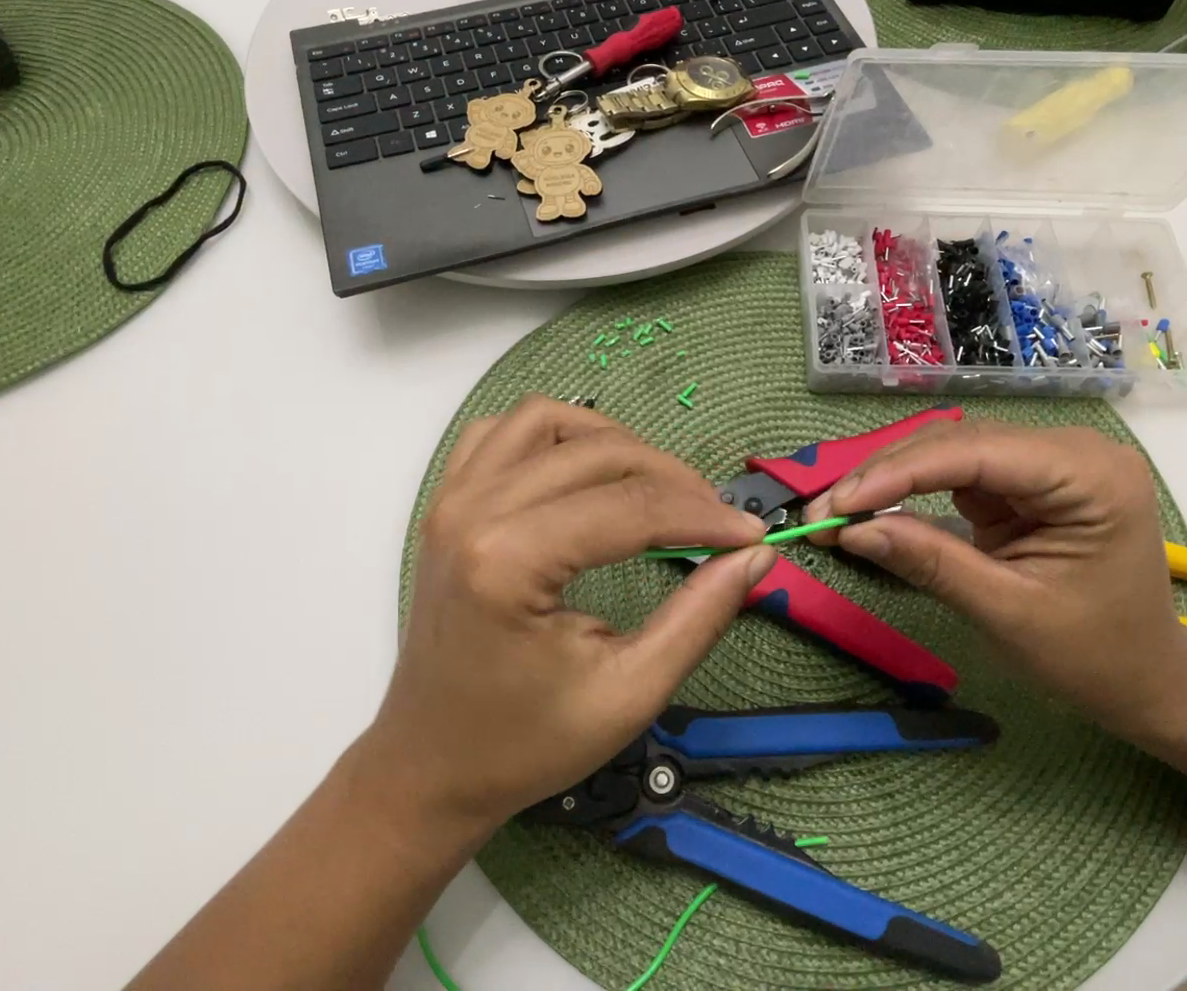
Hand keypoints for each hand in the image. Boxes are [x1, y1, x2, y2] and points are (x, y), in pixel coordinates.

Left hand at [359, 396, 775, 833]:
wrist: (431, 766)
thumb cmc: (524, 743)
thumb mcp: (628, 692)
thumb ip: (699, 617)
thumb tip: (755, 556)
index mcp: (508, 562)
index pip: (630, 506)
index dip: (704, 515)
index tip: (753, 534)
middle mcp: (472, 512)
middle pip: (596, 452)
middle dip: (671, 478)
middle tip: (716, 520)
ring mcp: (450, 501)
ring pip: (546, 421)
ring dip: (612, 442)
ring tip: (657, 489)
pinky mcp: (445, 504)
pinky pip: (501, 434)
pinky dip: (553, 437)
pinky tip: (585, 474)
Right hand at [806, 421, 1186, 737]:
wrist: (1146, 678)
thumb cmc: (1092, 655)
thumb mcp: (1006, 613)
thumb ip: (930, 563)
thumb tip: (851, 531)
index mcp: (1091, 477)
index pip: (978, 453)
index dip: (899, 473)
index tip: (838, 505)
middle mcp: (1073, 452)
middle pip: (960, 443)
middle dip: (886, 475)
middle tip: (823, 512)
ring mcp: (1049, 463)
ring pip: (951, 452)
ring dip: (891, 479)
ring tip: (838, 511)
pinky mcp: (1027, 482)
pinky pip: (958, 474)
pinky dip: (911, 491)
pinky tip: (873, 508)